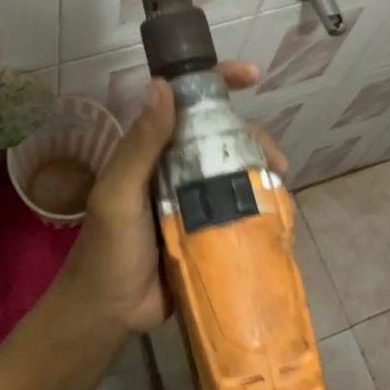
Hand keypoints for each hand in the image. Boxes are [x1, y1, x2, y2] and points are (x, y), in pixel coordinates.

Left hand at [53, 61, 281, 332]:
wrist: (109, 313)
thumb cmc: (108, 248)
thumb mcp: (119, 193)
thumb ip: (140, 144)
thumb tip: (162, 85)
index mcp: (152, 149)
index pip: (185, 102)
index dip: (217, 82)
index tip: (251, 76)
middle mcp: (176, 166)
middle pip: (221, 136)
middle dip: (253, 137)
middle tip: (276, 159)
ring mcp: (194, 198)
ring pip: (235, 169)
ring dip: (262, 170)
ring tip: (281, 186)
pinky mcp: (208, 230)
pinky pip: (239, 207)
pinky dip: (261, 203)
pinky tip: (279, 212)